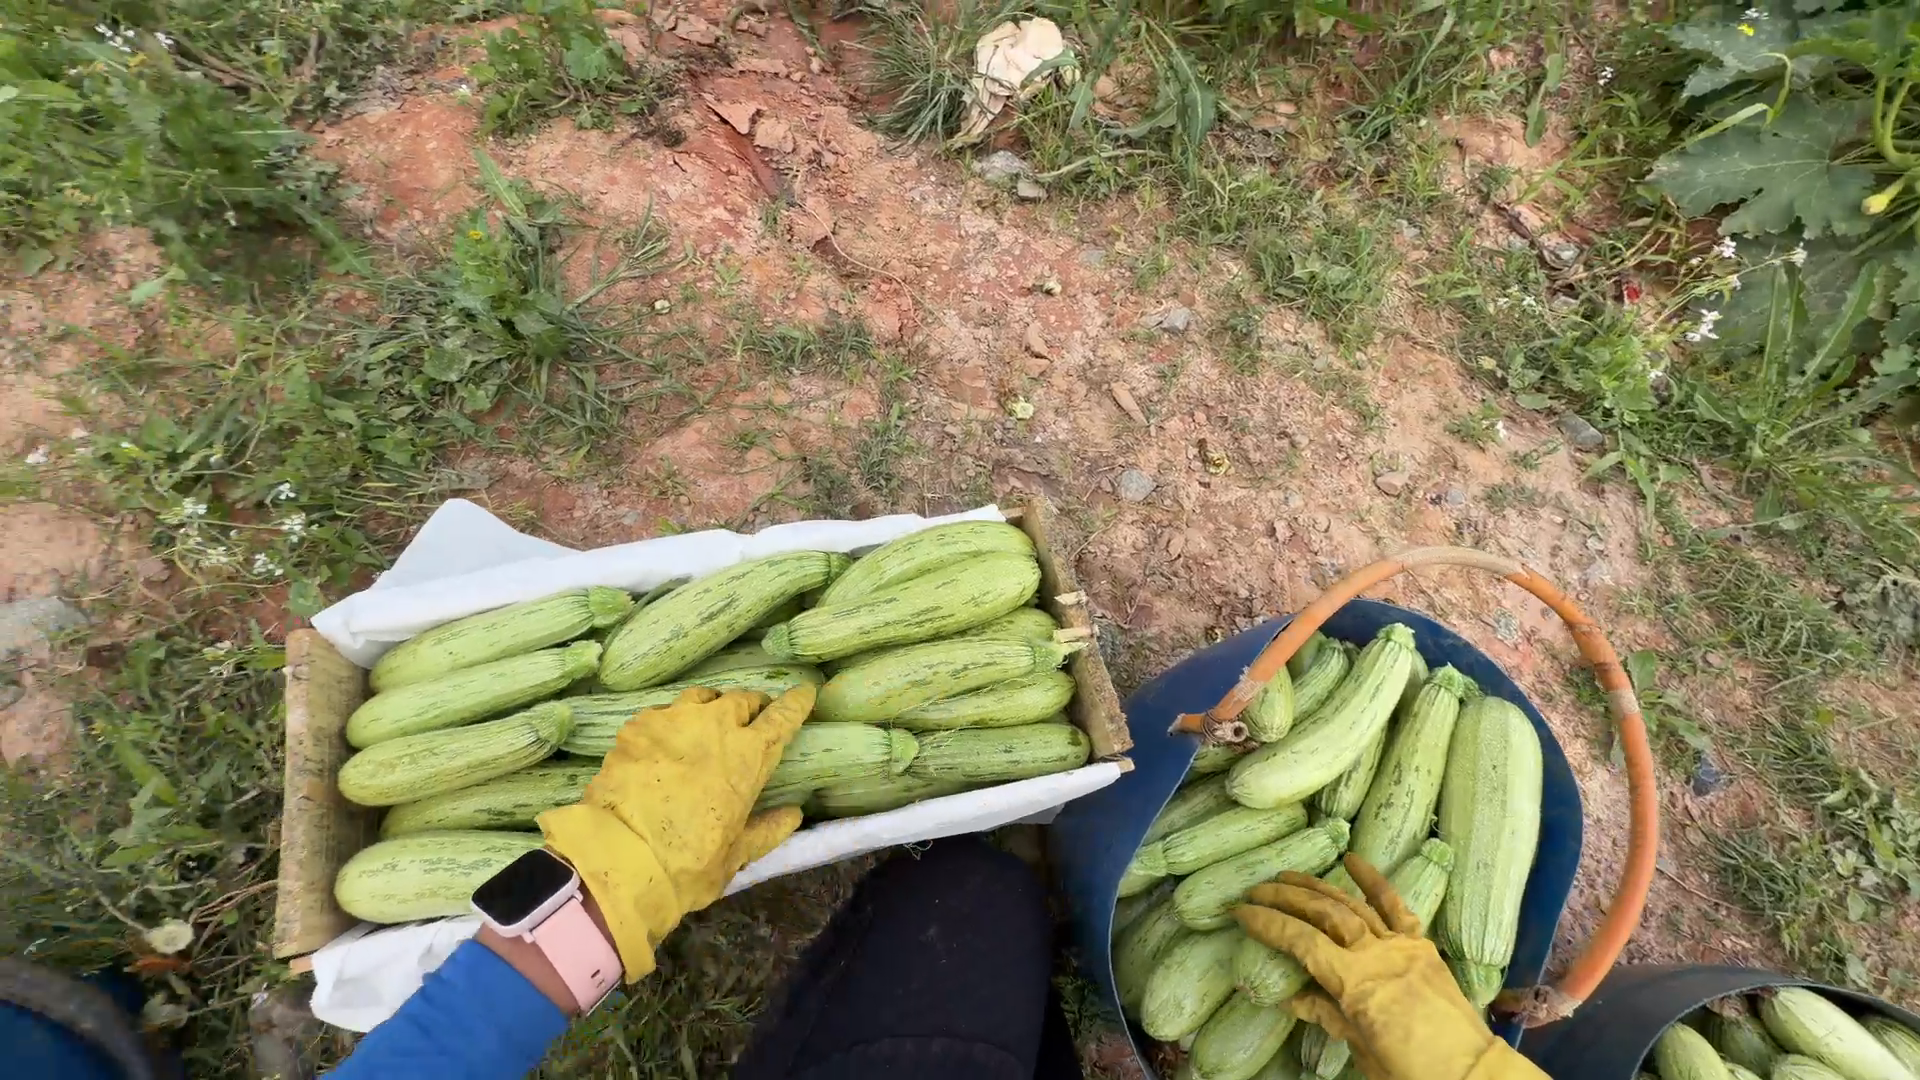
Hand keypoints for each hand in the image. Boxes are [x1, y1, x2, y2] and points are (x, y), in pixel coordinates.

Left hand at [538, 685, 811, 981]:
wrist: (619, 859)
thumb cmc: (689, 862)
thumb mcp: (736, 855)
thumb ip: (768, 830)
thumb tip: (793, 814)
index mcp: (749, 754)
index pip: (783, 716)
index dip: (796, 702)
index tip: (804, 693)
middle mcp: (716, 726)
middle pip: (742, 700)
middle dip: (752, 707)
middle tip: (750, 720)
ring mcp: (674, 720)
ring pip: (702, 698)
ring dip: (712, 707)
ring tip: (707, 723)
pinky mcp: (639, 726)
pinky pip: (664, 713)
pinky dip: (672, 723)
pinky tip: (665, 743)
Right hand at [1231, 855, 1547, 1079]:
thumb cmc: (1413, 1074)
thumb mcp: (1362, 1050)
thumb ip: (1327, 1015)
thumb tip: (1289, 997)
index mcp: (1355, 982)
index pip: (1300, 941)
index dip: (1267, 924)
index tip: (1241, 913)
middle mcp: (1374, 953)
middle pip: (1321, 912)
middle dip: (1284, 898)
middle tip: (1256, 891)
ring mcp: (1399, 945)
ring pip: (1349, 904)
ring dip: (1315, 887)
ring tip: (1286, 876)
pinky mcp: (1421, 946)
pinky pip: (1396, 907)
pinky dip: (1373, 881)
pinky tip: (1351, 860)